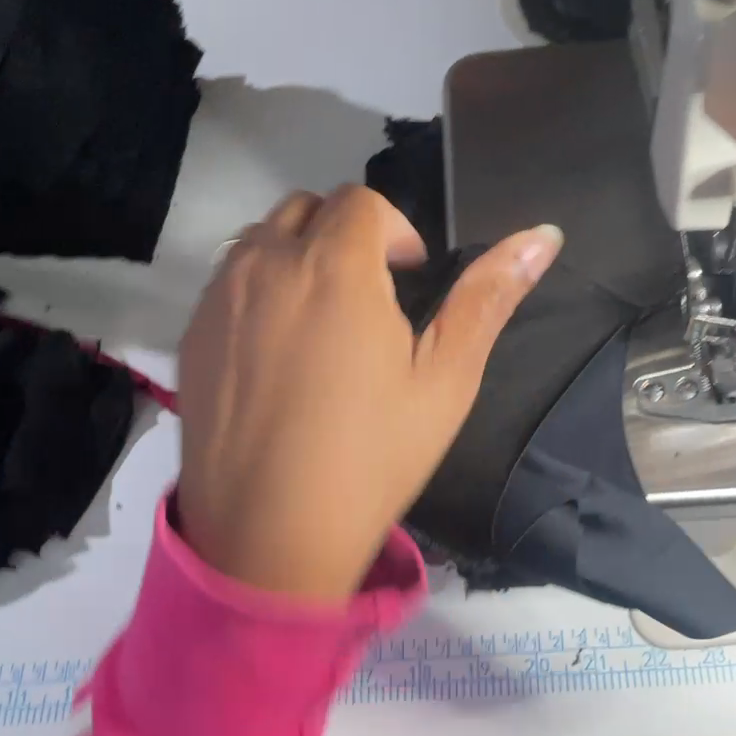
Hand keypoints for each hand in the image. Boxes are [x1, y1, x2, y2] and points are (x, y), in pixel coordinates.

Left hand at [174, 186, 561, 600]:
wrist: (271, 534)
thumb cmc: (373, 457)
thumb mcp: (446, 382)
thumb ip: (487, 300)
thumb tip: (544, 235)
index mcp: (337, 267)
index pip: (362, 202)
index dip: (395, 231)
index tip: (410, 279)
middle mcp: (268, 264)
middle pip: (307, 209)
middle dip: (346, 235)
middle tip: (371, 301)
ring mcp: (219, 298)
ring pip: (261, 241)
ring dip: (300, 258)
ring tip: (325, 326)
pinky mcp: (190, 335)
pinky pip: (227, 283)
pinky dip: (260, 293)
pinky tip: (279, 360)